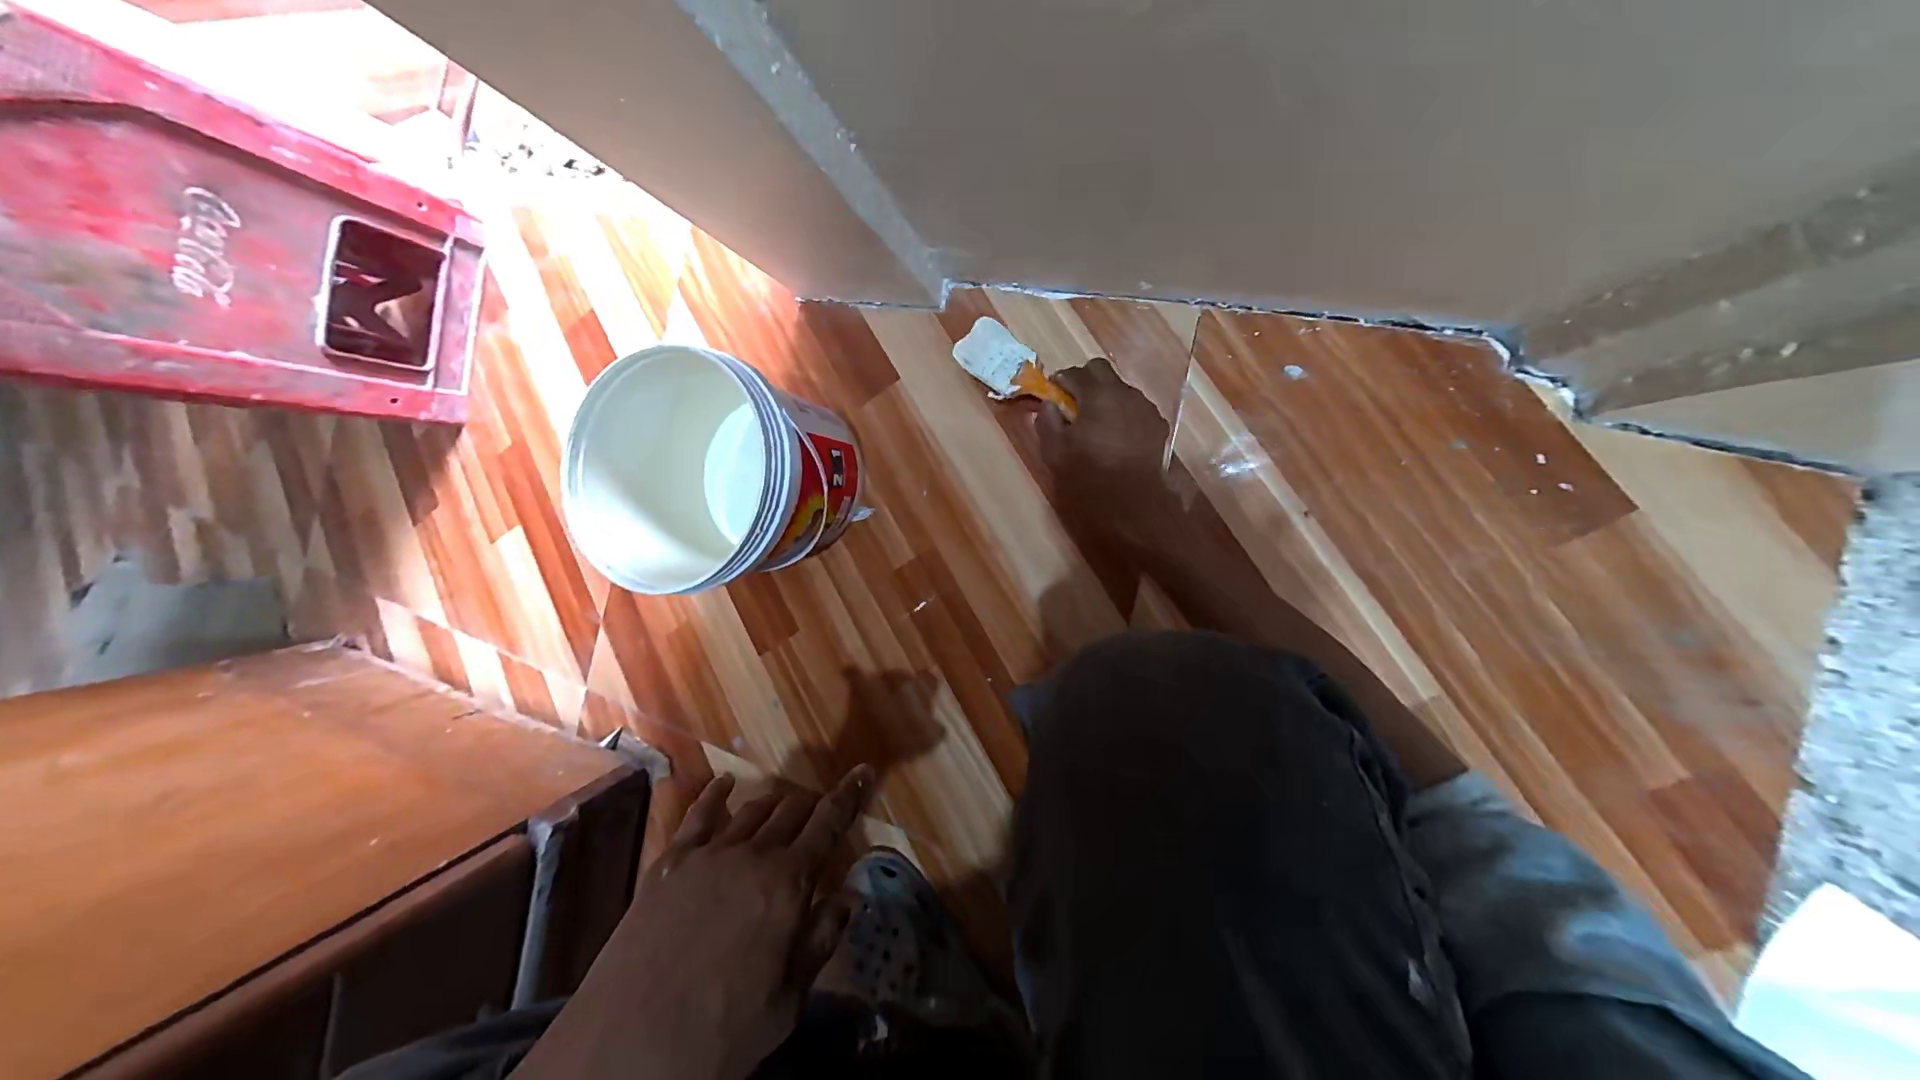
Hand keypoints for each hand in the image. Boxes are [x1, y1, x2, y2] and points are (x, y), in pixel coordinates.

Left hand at [515, 766, 875, 1079]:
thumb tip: (848, 897)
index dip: (850, 795)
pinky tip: (725, 786)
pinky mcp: (669, 863)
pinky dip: (717, 795)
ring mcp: (707, 854)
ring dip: (774, 805)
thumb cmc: (720, 1031)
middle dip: (812, 806)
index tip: (864, 771)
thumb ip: (821, 940)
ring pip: (752, 810)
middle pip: (791, 811)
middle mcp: (752, 855)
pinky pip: (698, 815)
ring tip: (782, 809)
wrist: (626, 1046)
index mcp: (788, 884)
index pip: (829, 823)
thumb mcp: (788, 1000)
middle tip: (821, 813)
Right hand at [1034, 359, 1187, 553]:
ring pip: (1121, 390)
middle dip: (1085, 382)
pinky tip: (1115, 439)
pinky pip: (1135, 409)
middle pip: (1102, 372)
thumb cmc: (1088, 478)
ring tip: (1095, 426)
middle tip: (1072, 406)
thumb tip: (1048, 404)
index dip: (1060, 381)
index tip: (1053, 396)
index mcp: (1098, 394)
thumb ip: (1047, 421)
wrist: (1133, 506)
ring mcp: (1145, 409)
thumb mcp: (1055, 452)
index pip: (1075, 372)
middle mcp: (1125, 393)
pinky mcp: (1157, 426)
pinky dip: (1122, 415)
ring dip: (1105, 399)